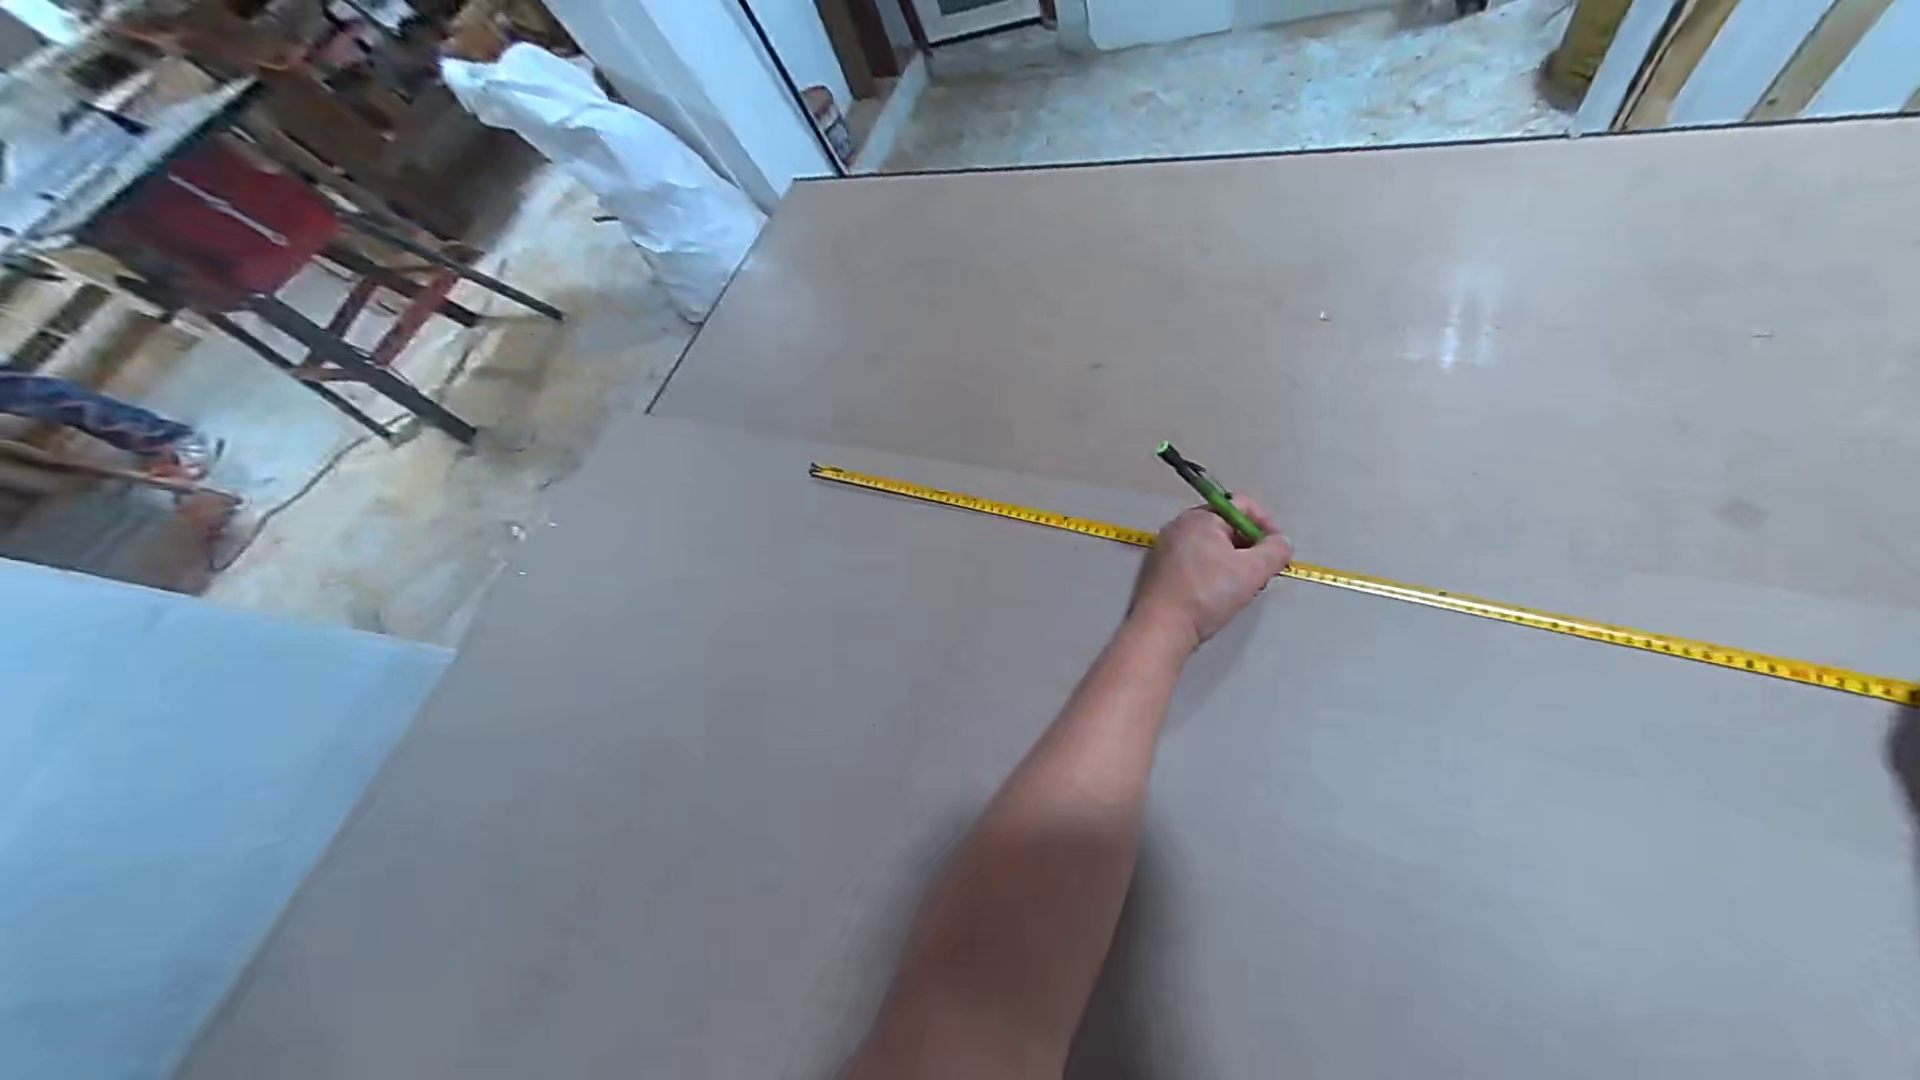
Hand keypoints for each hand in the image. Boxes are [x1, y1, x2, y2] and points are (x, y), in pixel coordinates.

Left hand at [1127, 497, 1292, 650]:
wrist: (1161, 627)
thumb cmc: (1208, 593)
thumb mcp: (1252, 570)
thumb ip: (1275, 550)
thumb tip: (1281, 542)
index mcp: (1199, 518)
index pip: (1241, 505)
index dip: (1266, 524)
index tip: (1278, 550)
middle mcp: (1177, 527)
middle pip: (1225, 526)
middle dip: (1250, 546)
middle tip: (1262, 572)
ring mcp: (1164, 549)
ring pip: (1210, 547)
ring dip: (1232, 562)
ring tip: (1243, 587)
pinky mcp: (1158, 571)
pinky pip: (1193, 562)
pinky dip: (1211, 572)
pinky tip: (1217, 595)